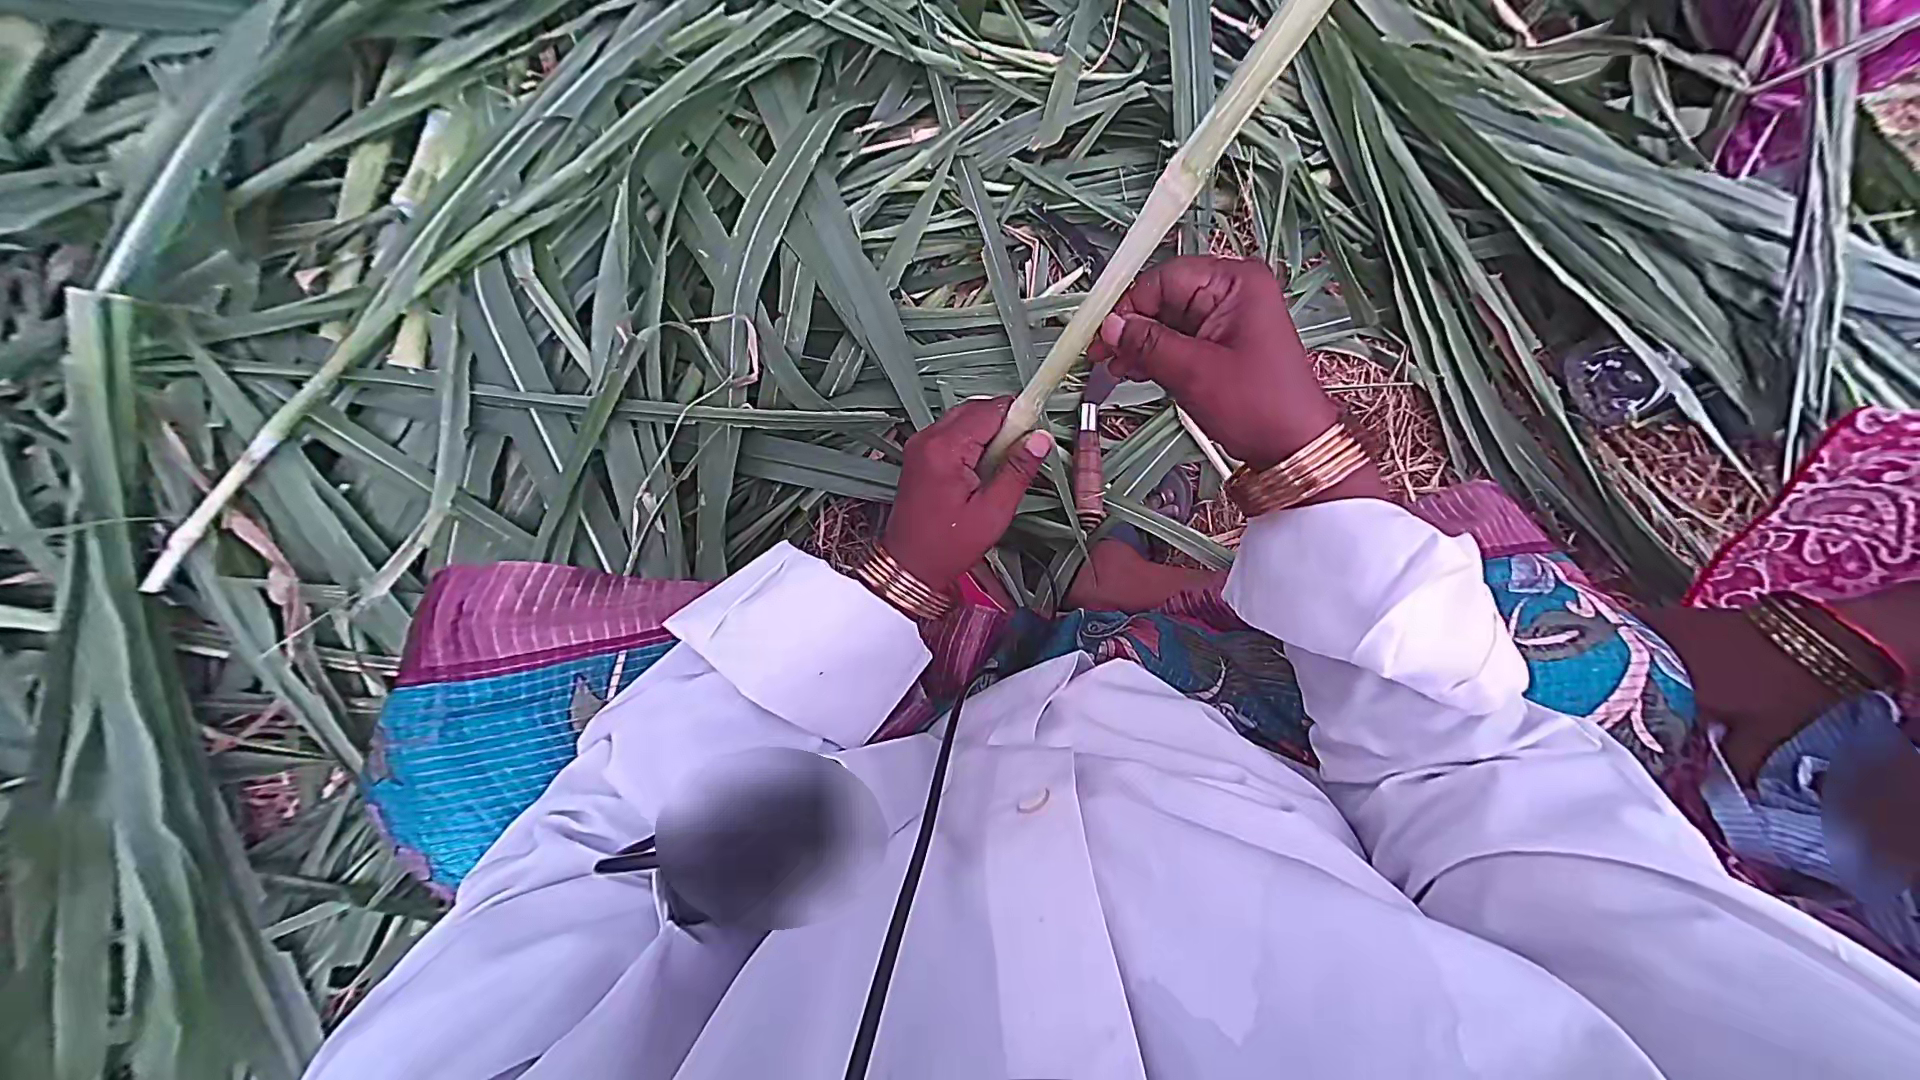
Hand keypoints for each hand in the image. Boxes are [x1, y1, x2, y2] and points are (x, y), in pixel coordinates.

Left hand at [884, 397, 1052, 589]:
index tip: (1035, 432)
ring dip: (988, 433)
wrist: (910, 565)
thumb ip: (1018, 470)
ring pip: (964, 418)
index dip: (1018, 417)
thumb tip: (1040, 440)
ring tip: (1000, 468)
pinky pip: (952, 433)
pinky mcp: (919, 454)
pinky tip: (981, 470)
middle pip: (976, 408)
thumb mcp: (993, 511)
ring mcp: (919, 445)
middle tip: (1020, 455)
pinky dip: (972, 442)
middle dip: (1004, 425)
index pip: (990, 410)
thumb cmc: (946, 546)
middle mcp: (927, 439)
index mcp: (945, 449)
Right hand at [1086, 255, 1336, 468]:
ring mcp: (1222, 321)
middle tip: (1100, 353)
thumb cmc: (1259, 405)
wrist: (1289, 445)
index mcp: (1235, 283)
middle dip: (1129, 327)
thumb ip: (1148, 343)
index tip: (1102, 332)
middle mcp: (1230, 294)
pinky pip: (1173, 342)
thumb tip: (1110, 326)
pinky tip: (1129, 370)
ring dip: (1136, 345)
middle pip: (1162, 299)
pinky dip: (1150, 356)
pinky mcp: (1215, 346)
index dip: (1129, 305)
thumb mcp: (1195, 371)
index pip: (1165, 278)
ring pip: (1163, 322)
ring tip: (1113, 367)